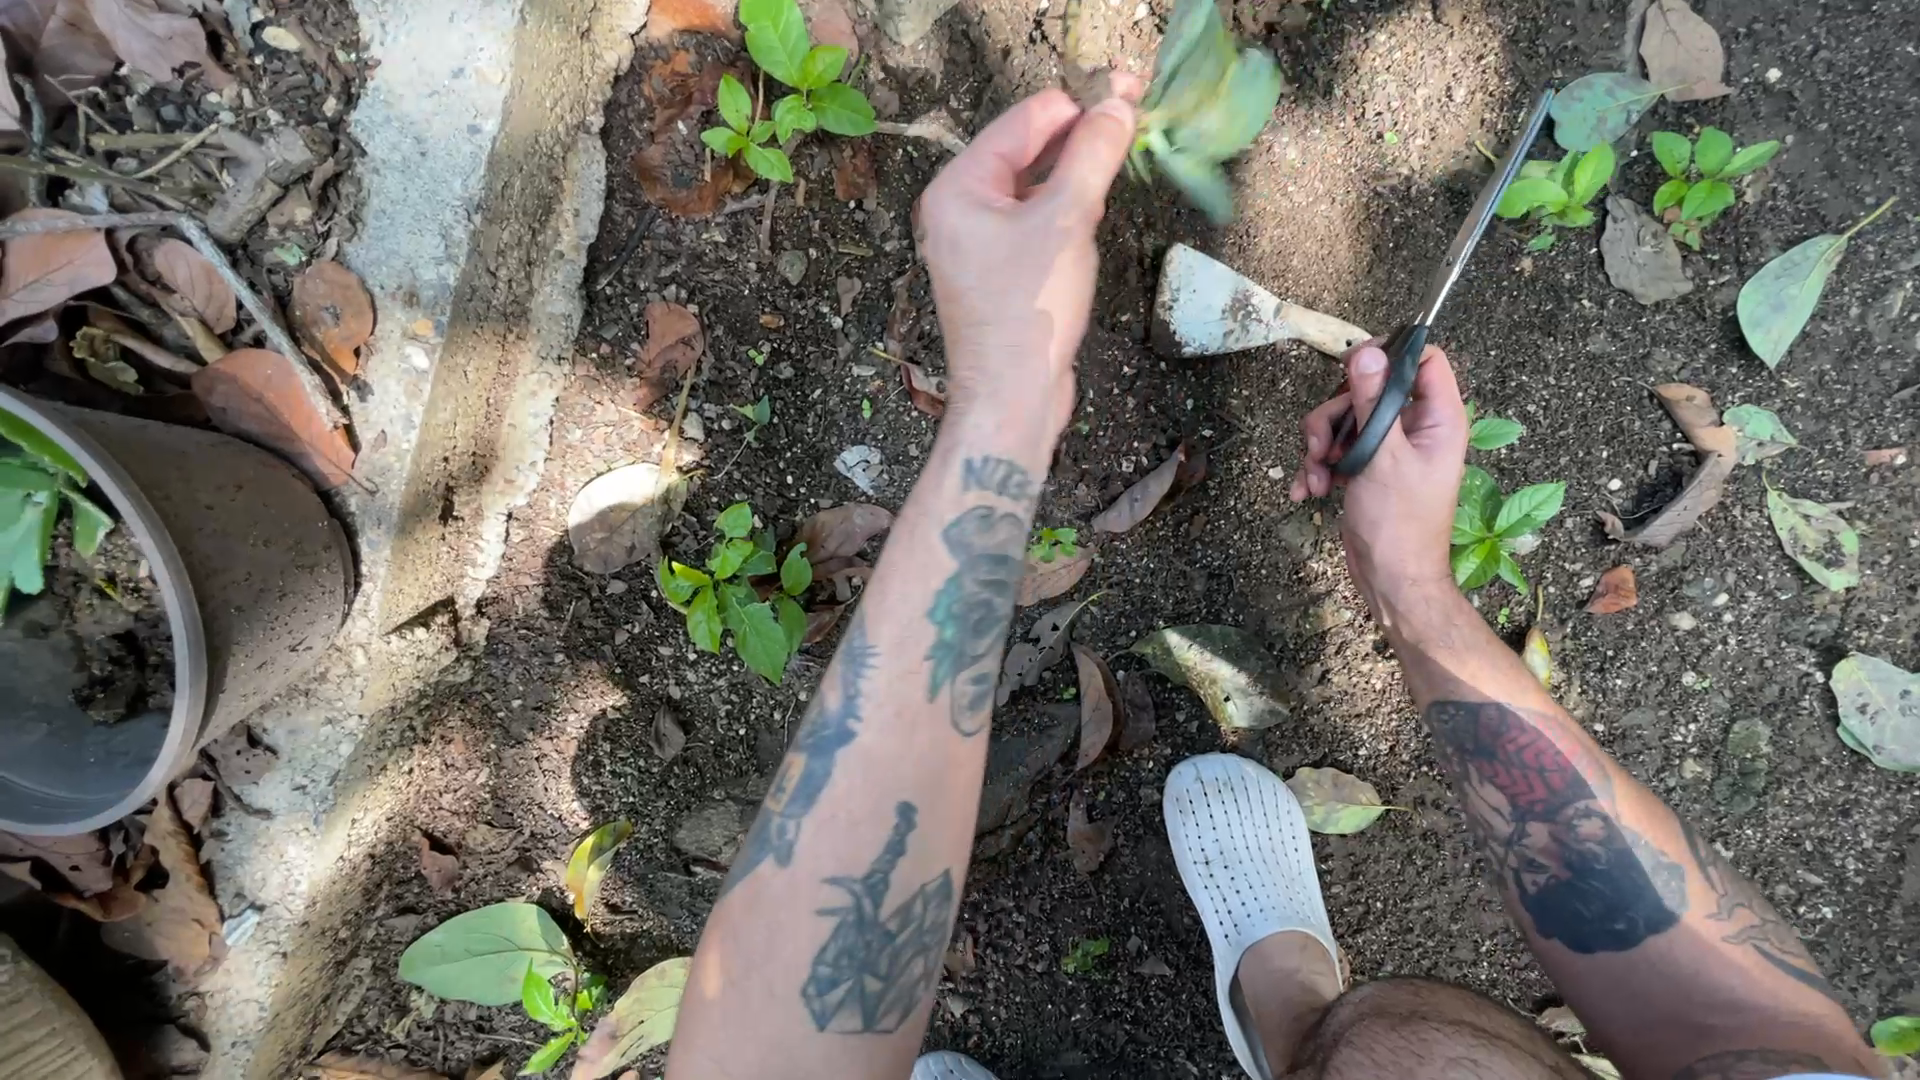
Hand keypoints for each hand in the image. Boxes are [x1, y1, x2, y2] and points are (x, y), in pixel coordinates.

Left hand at [916, 80, 1138, 439]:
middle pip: (1026, 153)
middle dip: (1078, 143)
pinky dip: (1062, 218)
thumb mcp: (1066, 221)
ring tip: (1115, 177)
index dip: (1079, 105)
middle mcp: (958, 212)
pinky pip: (1031, 228)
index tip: (1133, 95)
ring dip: (1073, 182)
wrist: (1011, 397)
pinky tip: (1090, 223)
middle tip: (1134, 131)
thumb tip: (1117, 104)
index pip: (1025, 120)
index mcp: (958, 188)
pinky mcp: (996, 277)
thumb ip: (1092, 155)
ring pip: (1032, 192)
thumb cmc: (1030, 309)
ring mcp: (975, 248)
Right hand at [1290, 342, 1468, 609]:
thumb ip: (1371, 402)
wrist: (1389, 576)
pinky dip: (1315, 469)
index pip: (1423, 361)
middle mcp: (1413, 428)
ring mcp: (1385, 449)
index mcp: (1437, 419)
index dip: (1388, 355)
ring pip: (1342, 422)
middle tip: (1319, 447)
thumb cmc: (1399, 522)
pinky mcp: (1362, 469)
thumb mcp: (1382, 457)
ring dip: (1318, 449)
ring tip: (1315, 479)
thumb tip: (1364, 352)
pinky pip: (1332, 451)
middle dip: (1333, 419)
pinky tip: (1307, 491)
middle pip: (1365, 392)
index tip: (1350, 368)